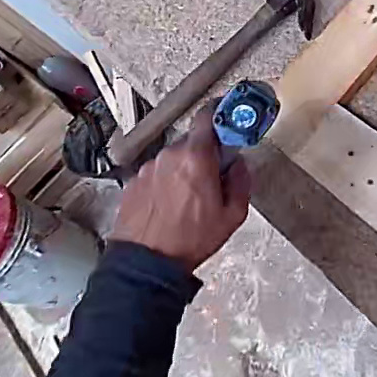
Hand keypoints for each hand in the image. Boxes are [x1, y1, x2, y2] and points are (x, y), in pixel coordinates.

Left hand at [109, 120, 250, 269]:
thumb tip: (240, 166)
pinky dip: (166, 184)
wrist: (146, 263)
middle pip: (193, 142)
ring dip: (184, 171)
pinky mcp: (134, 182)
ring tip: (189, 201)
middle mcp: (170, 155)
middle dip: (205, 155)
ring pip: (174, 159)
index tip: (229, 118)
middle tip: (215, 177)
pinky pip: (157, 174)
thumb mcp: (232, 215)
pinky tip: (171, 206)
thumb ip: (241, 182)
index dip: (220, 113)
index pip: (207, 116)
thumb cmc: (189, 239)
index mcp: (196, 157)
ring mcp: (149, 168)